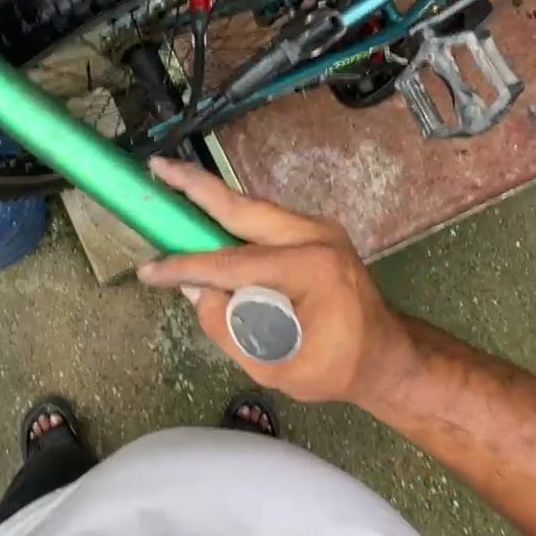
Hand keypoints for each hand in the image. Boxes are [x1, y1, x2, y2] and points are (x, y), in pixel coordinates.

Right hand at [135, 157, 419, 407]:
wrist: (386, 353)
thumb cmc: (337, 368)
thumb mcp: (278, 369)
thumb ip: (230, 331)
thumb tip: (195, 291)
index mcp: (313, 270)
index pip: (234, 264)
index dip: (186, 267)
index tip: (149, 271)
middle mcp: (316, 236)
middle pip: (242, 207)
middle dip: (195, 186)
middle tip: (157, 166)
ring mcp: (316, 228)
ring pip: (250, 207)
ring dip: (209, 194)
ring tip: (169, 177)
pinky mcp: (311, 230)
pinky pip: (260, 218)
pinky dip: (227, 212)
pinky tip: (201, 208)